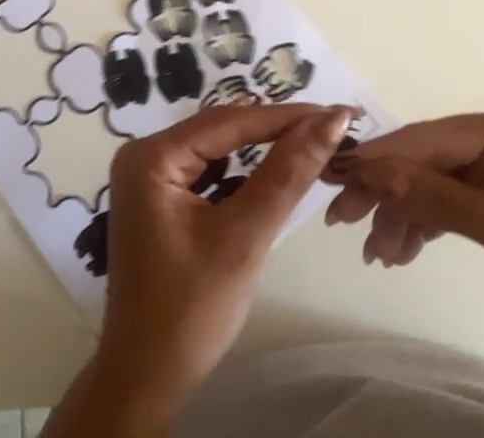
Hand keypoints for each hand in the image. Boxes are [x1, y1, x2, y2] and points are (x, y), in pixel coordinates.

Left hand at [56, 103, 352, 435]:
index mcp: (150, 157)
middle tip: (335, 128)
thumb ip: (285, 175)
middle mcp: (142, 157)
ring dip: (262, 150)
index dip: (287, 116)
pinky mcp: (159, 202)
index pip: (228, 121)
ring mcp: (147, 180)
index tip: (341, 113)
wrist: (148, 371)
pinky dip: (242, 174)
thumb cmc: (192, 307)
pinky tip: (277, 173)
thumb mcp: (244, 236)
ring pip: (215, 151)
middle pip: (220, 130)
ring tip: (316, 145)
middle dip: (276, 130)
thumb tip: (330, 123)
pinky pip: (206, 173)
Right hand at [321, 110, 483, 366]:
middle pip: (429, 159)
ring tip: (377, 253)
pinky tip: (402, 251)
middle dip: (386, 190)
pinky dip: (428, 227)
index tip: (332, 183)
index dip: (380, 160)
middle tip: (342, 222)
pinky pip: (456, 207)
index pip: (432, 139)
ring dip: (403, 215)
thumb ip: (444, 200)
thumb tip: (371, 170)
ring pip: (437, 186)